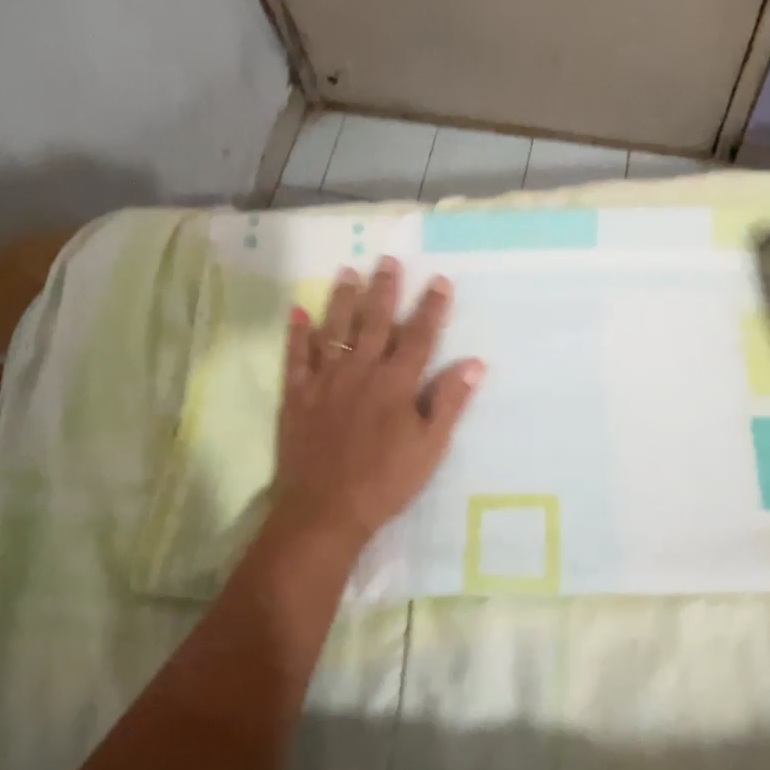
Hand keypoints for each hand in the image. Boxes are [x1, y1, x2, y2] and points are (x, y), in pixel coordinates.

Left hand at [271, 256, 484, 546]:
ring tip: (347, 271)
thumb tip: (474, 362)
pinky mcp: (296, 396)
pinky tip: (297, 312)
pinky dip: (296, 333)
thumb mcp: (430, 447)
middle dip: (384, 289)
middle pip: (375, 321)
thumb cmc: (385, 481)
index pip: (419, 336)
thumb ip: (449, 402)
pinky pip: (295, 356)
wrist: (324, 510)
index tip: (439, 280)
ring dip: (342, 299)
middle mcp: (361, 371)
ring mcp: (325, 380)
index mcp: (396, 383)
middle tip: (387, 259)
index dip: (431, 307)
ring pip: (334, 329)